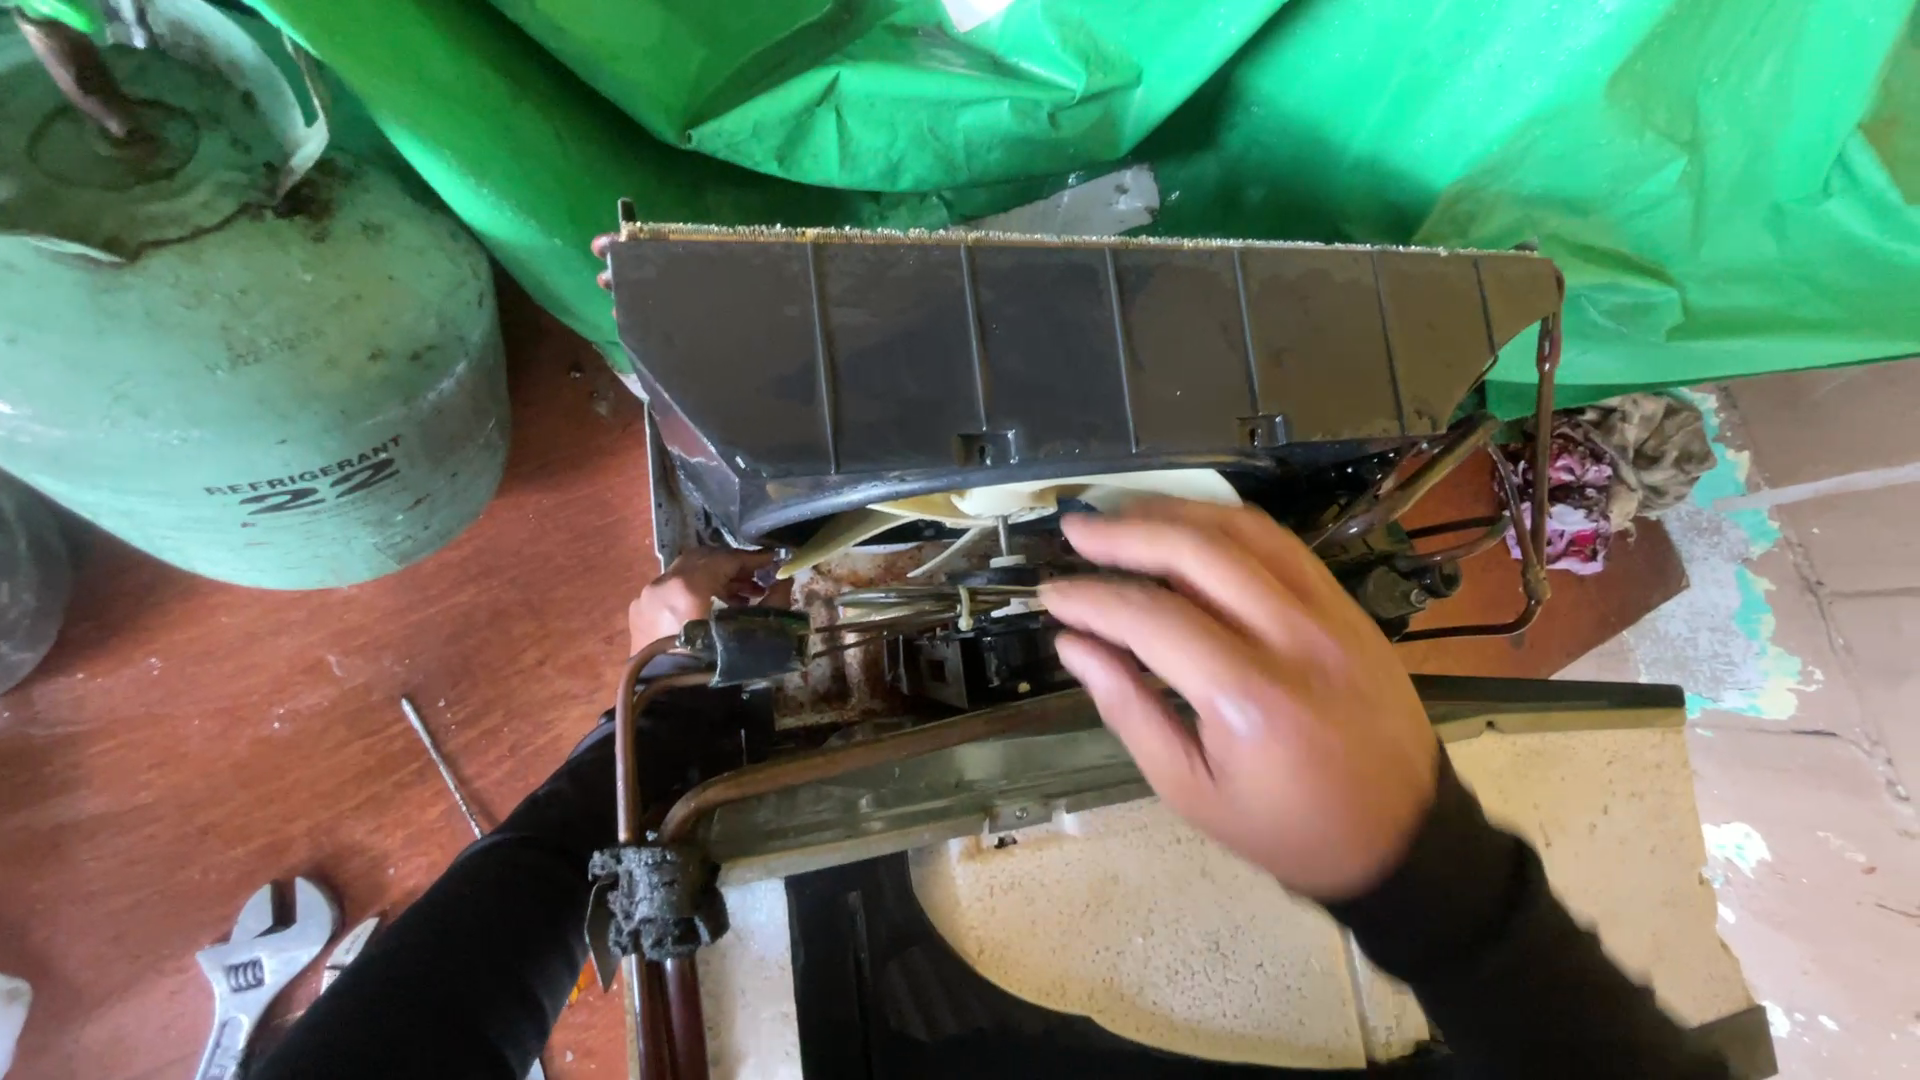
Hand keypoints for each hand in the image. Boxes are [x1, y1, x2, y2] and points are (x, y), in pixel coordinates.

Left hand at [628, 549, 784, 654]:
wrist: (671, 704)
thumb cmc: (716, 667)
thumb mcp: (750, 634)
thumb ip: (773, 603)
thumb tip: (785, 582)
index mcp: (688, 586)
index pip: (725, 559)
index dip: (752, 558)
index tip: (772, 560)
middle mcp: (663, 584)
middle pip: (702, 560)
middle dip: (731, 565)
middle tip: (756, 577)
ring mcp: (646, 597)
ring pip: (684, 574)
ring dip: (712, 579)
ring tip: (740, 597)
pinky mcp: (639, 612)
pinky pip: (669, 590)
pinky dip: (691, 591)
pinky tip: (710, 610)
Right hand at [1037, 499, 1437, 900]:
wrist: (1403, 837)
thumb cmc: (1285, 827)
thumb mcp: (1190, 789)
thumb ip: (1127, 709)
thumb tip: (1074, 645)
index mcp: (1249, 698)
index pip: (1151, 619)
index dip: (1092, 599)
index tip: (1052, 594)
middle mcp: (1293, 638)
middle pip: (1198, 553)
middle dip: (1126, 533)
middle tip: (1076, 530)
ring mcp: (1329, 613)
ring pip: (1242, 531)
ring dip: (1173, 513)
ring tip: (1121, 513)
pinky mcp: (1346, 606)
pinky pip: (1278, 543)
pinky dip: (1223, 523)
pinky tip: (1186, 525)